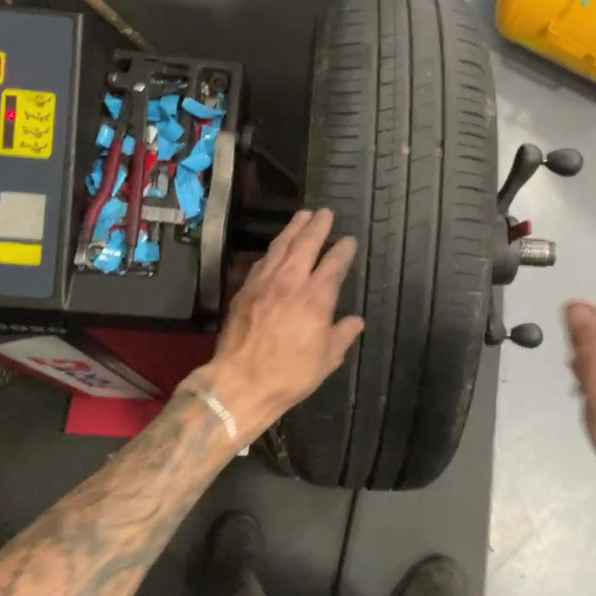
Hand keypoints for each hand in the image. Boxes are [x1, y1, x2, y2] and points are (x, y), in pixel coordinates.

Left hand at [191, 209, 363, 444]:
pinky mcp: (245, 290)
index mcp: (316, 298)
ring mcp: (264, 283)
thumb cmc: (289, 375)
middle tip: (325, 213)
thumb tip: (355, 321)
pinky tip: (277, 247)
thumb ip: (342, 335)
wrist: (240, 382)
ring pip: (281, 246)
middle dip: (318, 226)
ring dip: (293, 229)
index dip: (344, 250)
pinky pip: (262, 261)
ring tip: (302, 215)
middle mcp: (291, 282)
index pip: (334, 263)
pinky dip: (274, 249)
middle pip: (306, 244)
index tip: (349, 241)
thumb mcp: (327, 359)